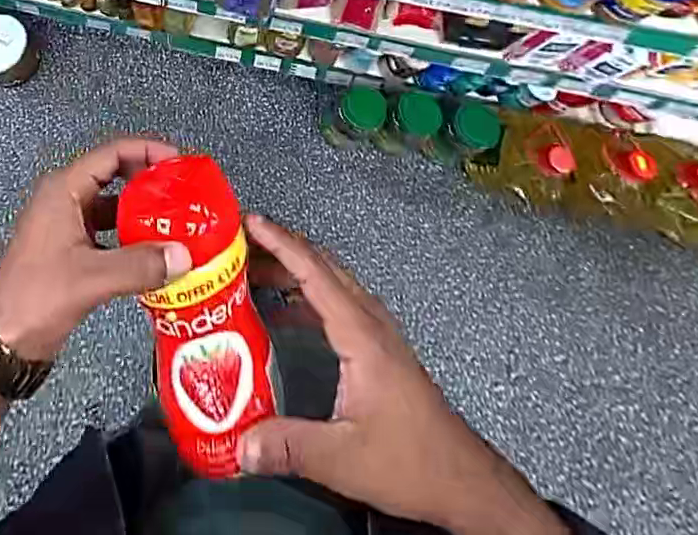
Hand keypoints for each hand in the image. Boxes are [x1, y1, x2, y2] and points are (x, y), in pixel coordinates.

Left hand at [0, 138, 192, 360]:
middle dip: (151, 179)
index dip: (148, 151)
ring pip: (116, 203)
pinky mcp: (73, 248)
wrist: (1, 347)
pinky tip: (156, 249)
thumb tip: (183, 255)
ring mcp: (68, 225)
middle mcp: (65, 200)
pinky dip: (135, 233)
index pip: (113, 153)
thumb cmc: (32, 301)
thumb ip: (140, 265)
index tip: (177, 161)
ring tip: (175, 218)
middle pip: (117, 173)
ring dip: (145, 208)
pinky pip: (112, 229)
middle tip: (181, 188)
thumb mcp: (91, 278)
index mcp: (62, 191)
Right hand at [236, 217, 564, 534]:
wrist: (458, 474)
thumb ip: (289, 447)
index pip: (314, 272)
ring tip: (252, 271)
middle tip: (240, 244)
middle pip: (321, 266)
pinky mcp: (375, 345)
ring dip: (293, 269)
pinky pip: (335, 302)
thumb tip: (239, 445)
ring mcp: (375, 330)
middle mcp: (368, 321)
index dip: (281, 243)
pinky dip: (305, 294)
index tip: (251, 223)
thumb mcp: (343, 457)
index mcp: (360, 333)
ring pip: (330, 281)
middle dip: (280, 248)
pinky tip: (282, 313)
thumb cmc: (409, 459)